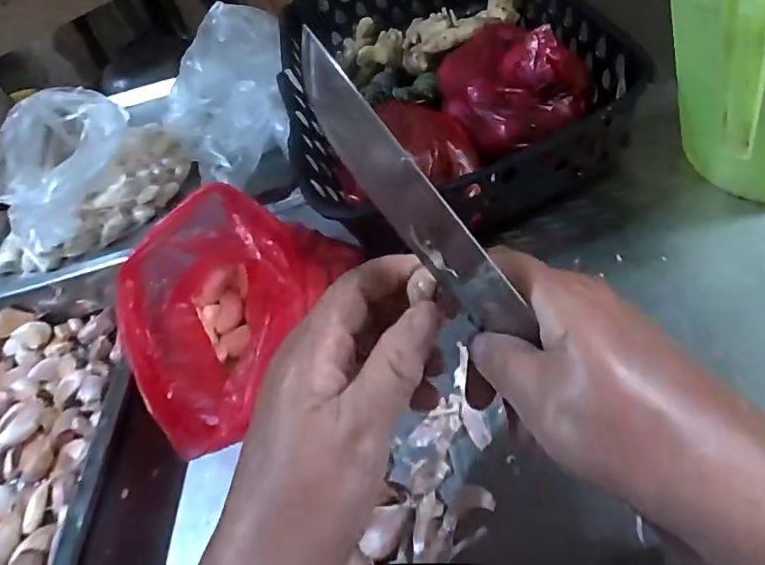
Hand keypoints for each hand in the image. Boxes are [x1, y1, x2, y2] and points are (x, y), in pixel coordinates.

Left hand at [204, 255, 440, 564]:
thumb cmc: (314, 493)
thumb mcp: (365, 422)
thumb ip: (399, 356)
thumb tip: (430, 299)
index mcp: (312, 346)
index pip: (358, 281)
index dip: (401, 271)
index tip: (446, 279)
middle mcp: (309, 355)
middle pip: (364, 309)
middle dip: (410, 308)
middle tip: (455, 321)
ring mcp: (311, 386)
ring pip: (366, 342)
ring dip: (407, 344)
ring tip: (444, 366)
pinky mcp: (317, 414)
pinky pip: (360, 375)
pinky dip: (394, 377)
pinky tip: (422, 400)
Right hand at [470, 251, 764, 564]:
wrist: (703, 455)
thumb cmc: (608, 418)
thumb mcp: (535, 393)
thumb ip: (498, 357)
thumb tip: (483, 337)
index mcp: (561, 291)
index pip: (503, 262)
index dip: (469, 284)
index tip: (446, 325)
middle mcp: (588, 295)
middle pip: (524, 305)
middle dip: (496, 347)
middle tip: (483, 403)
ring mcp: (613, 323)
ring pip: (549, 336)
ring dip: (525, 374)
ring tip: (520, 429)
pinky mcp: (631, 353)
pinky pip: (578, 355)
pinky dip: (556, 383)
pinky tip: (556, 431)